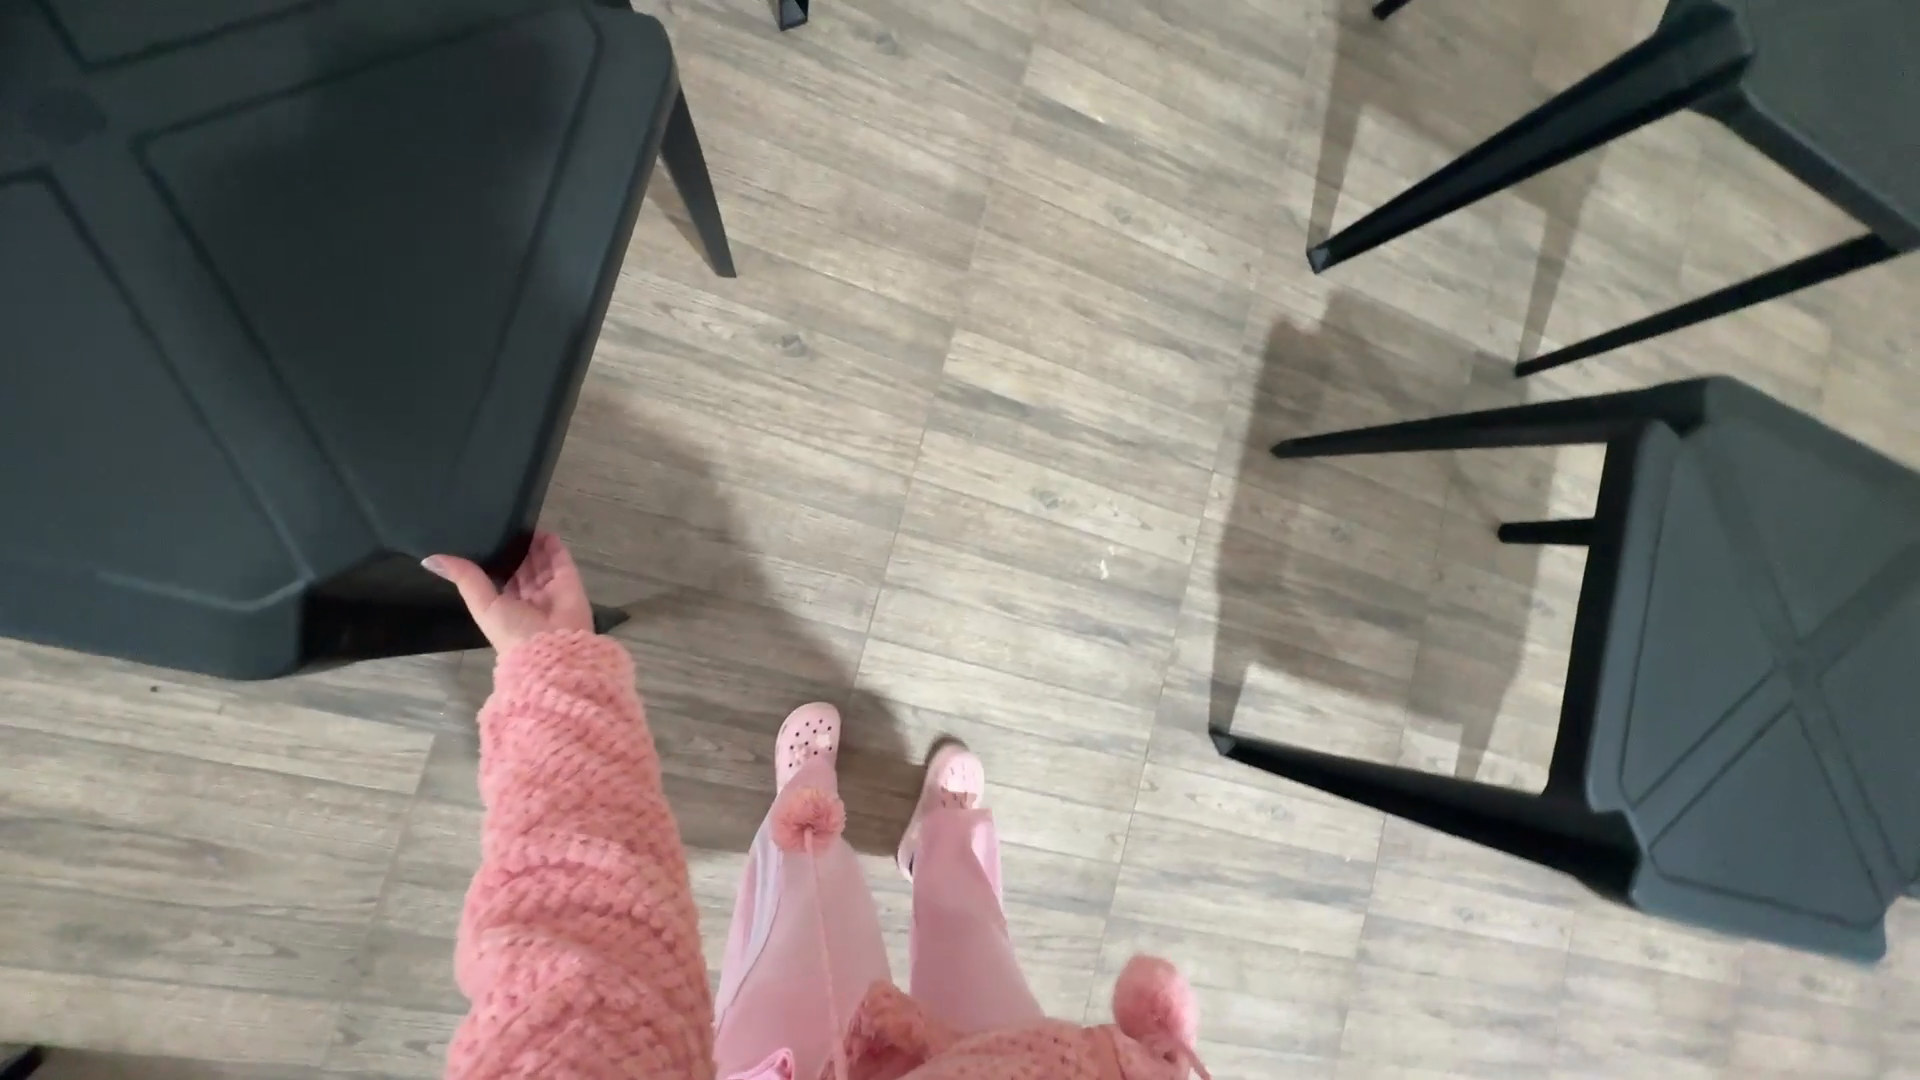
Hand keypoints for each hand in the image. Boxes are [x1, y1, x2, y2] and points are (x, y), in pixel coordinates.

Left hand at [423, 530, 593, 652]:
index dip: (498, 561)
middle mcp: (531, 597)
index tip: (488, 541)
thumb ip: (465, 579)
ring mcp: (552, 589)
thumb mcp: (483, 605)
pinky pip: (562, 561)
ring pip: (542, 563)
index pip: (503, 579)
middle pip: (524, 568)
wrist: (551, 647)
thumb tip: (430, 559)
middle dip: (517, 551)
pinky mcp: (571, 582)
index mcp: (508, 606)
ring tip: (523, 523)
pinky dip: (554, 547)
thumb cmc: (513, 630)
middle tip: (506, 526)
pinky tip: (544, 531)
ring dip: (534, 546)